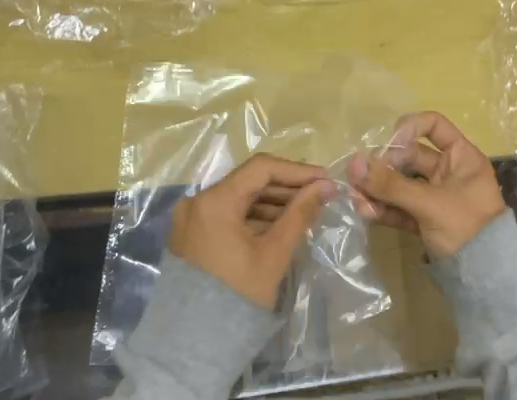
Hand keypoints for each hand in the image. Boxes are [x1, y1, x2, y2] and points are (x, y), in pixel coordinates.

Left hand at [168, 153, 335, 309]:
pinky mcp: (191, 234)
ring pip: (238, 198)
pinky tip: (278, 225)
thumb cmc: (237, 298)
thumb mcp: (273, 254)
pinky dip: (252, 217)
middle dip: (286, 187)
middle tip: (319, 195)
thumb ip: (299, 214)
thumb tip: (325, 186)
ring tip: (304, 211)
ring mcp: (191, 218)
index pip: (260, 168)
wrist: (193, 347)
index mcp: (213, 201)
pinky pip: (227, 214)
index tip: (324, 179)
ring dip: (271, 202)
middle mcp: (197, 201)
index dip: (296, 171)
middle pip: (248, 182)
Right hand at [347, 111, 505, 258]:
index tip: (388, 144)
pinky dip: (384, 208)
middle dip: (383, 165)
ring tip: (355, 196)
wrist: (485, 283)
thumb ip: (391, 185)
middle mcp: (449, 172)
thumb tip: (353, 163)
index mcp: (462, 157)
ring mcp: (436, 197)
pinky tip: (364, 211)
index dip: (408, 129)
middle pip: (410, 156)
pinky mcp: (425, 221)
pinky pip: (401, 207)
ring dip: (379, 189)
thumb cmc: (466, 228)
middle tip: (359, 176)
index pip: (434, 126)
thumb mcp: (429, 204)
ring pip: (402, 184)